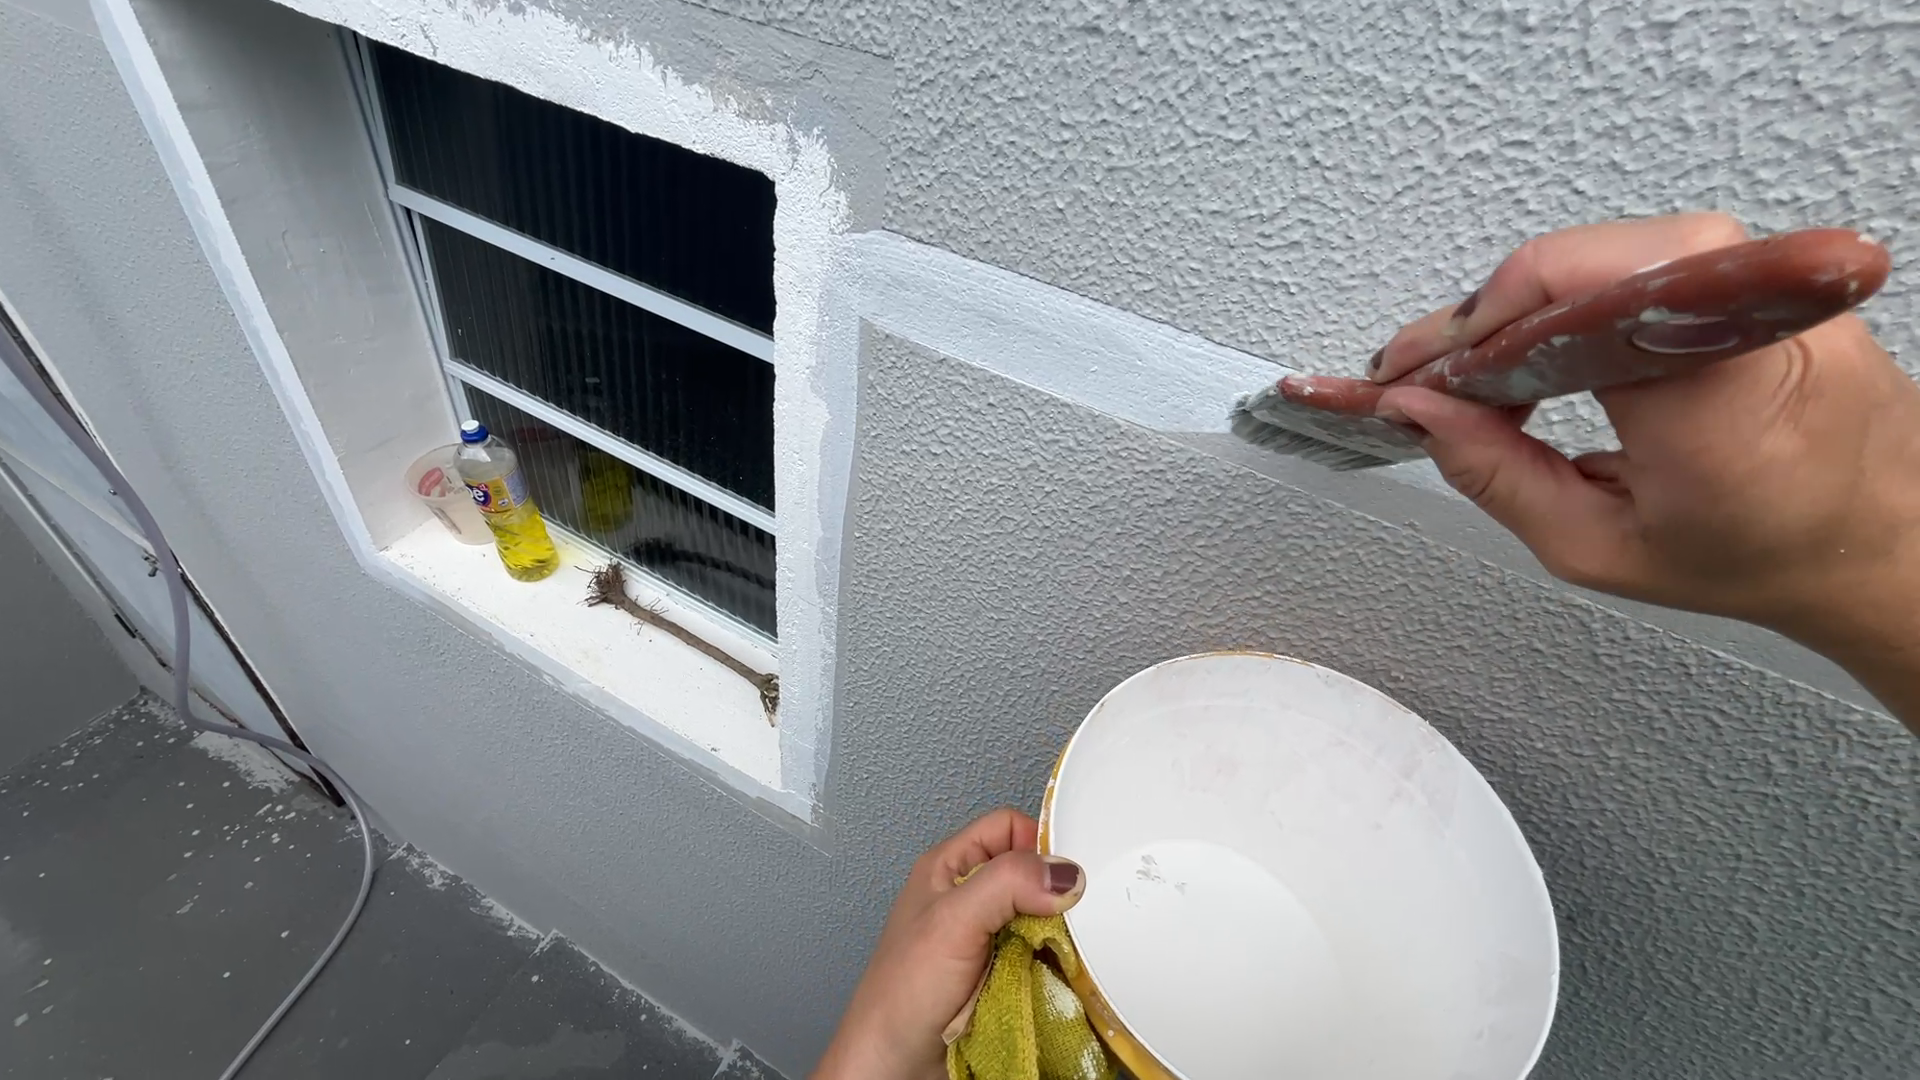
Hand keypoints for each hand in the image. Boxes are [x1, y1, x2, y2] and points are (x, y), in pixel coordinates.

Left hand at [812, 809, 1085, 1079]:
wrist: (894, 1070)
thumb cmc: (904, 991)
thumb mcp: (954, 921)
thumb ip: (1006, 885)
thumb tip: (1065, 873)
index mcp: (951, 867)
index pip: (1007, 827)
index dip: (1038, 840)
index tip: (1068, 871)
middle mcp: (971, 897)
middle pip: (1030, 873)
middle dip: (1056, 893)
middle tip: (1081, 914)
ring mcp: (989, 939)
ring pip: (1042, 918)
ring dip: (1061, 934)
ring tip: (1079, 949)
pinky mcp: (1004, 977)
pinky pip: (1045, 959)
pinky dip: (1060, 966)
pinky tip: (1069, 977)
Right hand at [1368, 213, 1919, 732]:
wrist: (1881, 539)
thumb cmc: (1744, 556)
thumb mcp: (1588, 546)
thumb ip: (1495, 475)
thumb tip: (1419, 409)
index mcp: (1722, 418)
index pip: (1596, 306)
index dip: (1488, 323)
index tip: (1413, 371)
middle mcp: (1762, 337)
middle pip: (1596, 261)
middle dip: (1486, 312)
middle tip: (1422, 369)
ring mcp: (1772, 300)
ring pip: (1611, 252)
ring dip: (1515, 303)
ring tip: (1466, 366)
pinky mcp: (1758, 287)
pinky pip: (1633, 263)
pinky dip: (1554, 299)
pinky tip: (1523, 348)